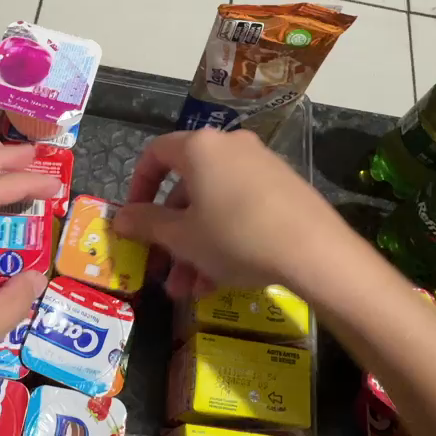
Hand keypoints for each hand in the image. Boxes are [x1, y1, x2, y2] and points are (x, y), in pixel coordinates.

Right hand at [113, 129, 349, 299]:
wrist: (315, 251)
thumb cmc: (235, 237)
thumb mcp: (183, 237)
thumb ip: (146, 224)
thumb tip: (120, 217)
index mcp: (199, 147)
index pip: (156, 154)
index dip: (138, 187)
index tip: (134, 220)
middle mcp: (229, 146)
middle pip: (187, 187)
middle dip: (171, 234)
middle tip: (163, 271)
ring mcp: (260, 165)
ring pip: (214, 204)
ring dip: (196, 246)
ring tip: (192, 290)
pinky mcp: (284, 187)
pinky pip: (241, 209)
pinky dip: (225, 238)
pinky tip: (222, 280)